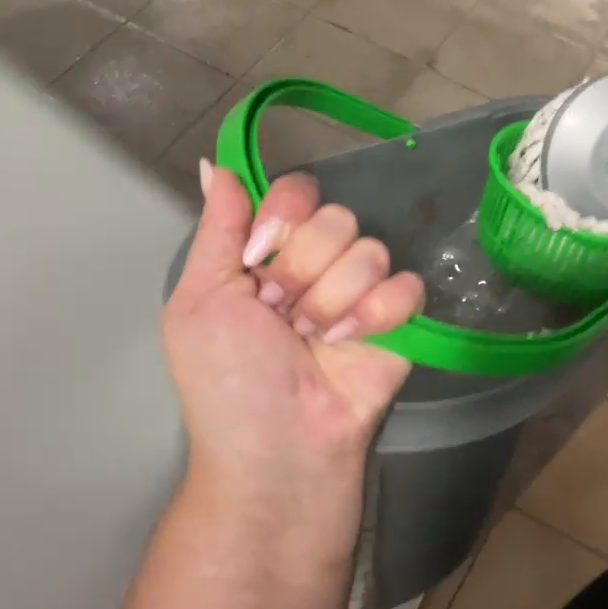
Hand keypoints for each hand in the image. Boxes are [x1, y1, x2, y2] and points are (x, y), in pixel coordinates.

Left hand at [120, 164, 424, 608]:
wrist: (280, 444)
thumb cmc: (227, 380)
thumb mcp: (200, 304)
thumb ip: (219, 230)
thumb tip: (214, 163)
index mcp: (272, 252)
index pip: (297, 192)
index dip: (285, 219)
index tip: (260, 260)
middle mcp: (320, 261)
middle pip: (338, 218)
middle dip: (304, 272)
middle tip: (283, 315)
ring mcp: (364, 286)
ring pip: (371, 250)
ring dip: (335, 301)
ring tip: (316, 338)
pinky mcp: (401, 314)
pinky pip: (407, 284)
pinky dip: (378, 315)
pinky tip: (353, 342)